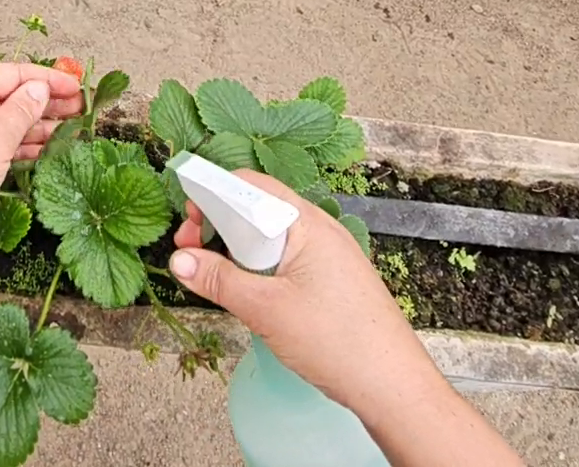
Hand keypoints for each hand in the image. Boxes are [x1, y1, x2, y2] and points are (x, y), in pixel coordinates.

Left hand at [0, 62, 82, 252]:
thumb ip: (20, 110)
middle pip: (10, 96)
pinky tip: (45, 149)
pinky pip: (0, 143)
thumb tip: (39, 88)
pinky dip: (23, 145)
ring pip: (7, 121)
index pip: (11, 73)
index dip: (46, 77)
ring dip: (38, 123)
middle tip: (80, 107)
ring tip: (70, 128)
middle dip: (45, 100)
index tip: (76, 85)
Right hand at [168, 169, 437, 412]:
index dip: (212, 196)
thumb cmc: (341, 345)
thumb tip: (179, 261)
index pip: (249, 186)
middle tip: (191, 251)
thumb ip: (218, 280)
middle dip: (218, 225)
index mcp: (306, 223)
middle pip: (257, 209)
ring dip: (237, 248)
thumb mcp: (266, 310)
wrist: (398, 392)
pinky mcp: (332, 278)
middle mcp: (319, 229)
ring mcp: (328, 254)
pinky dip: (259, 266)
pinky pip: (286, 257)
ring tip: (215, 274)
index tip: (187, 221)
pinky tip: (248, 289)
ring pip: (270, 236)